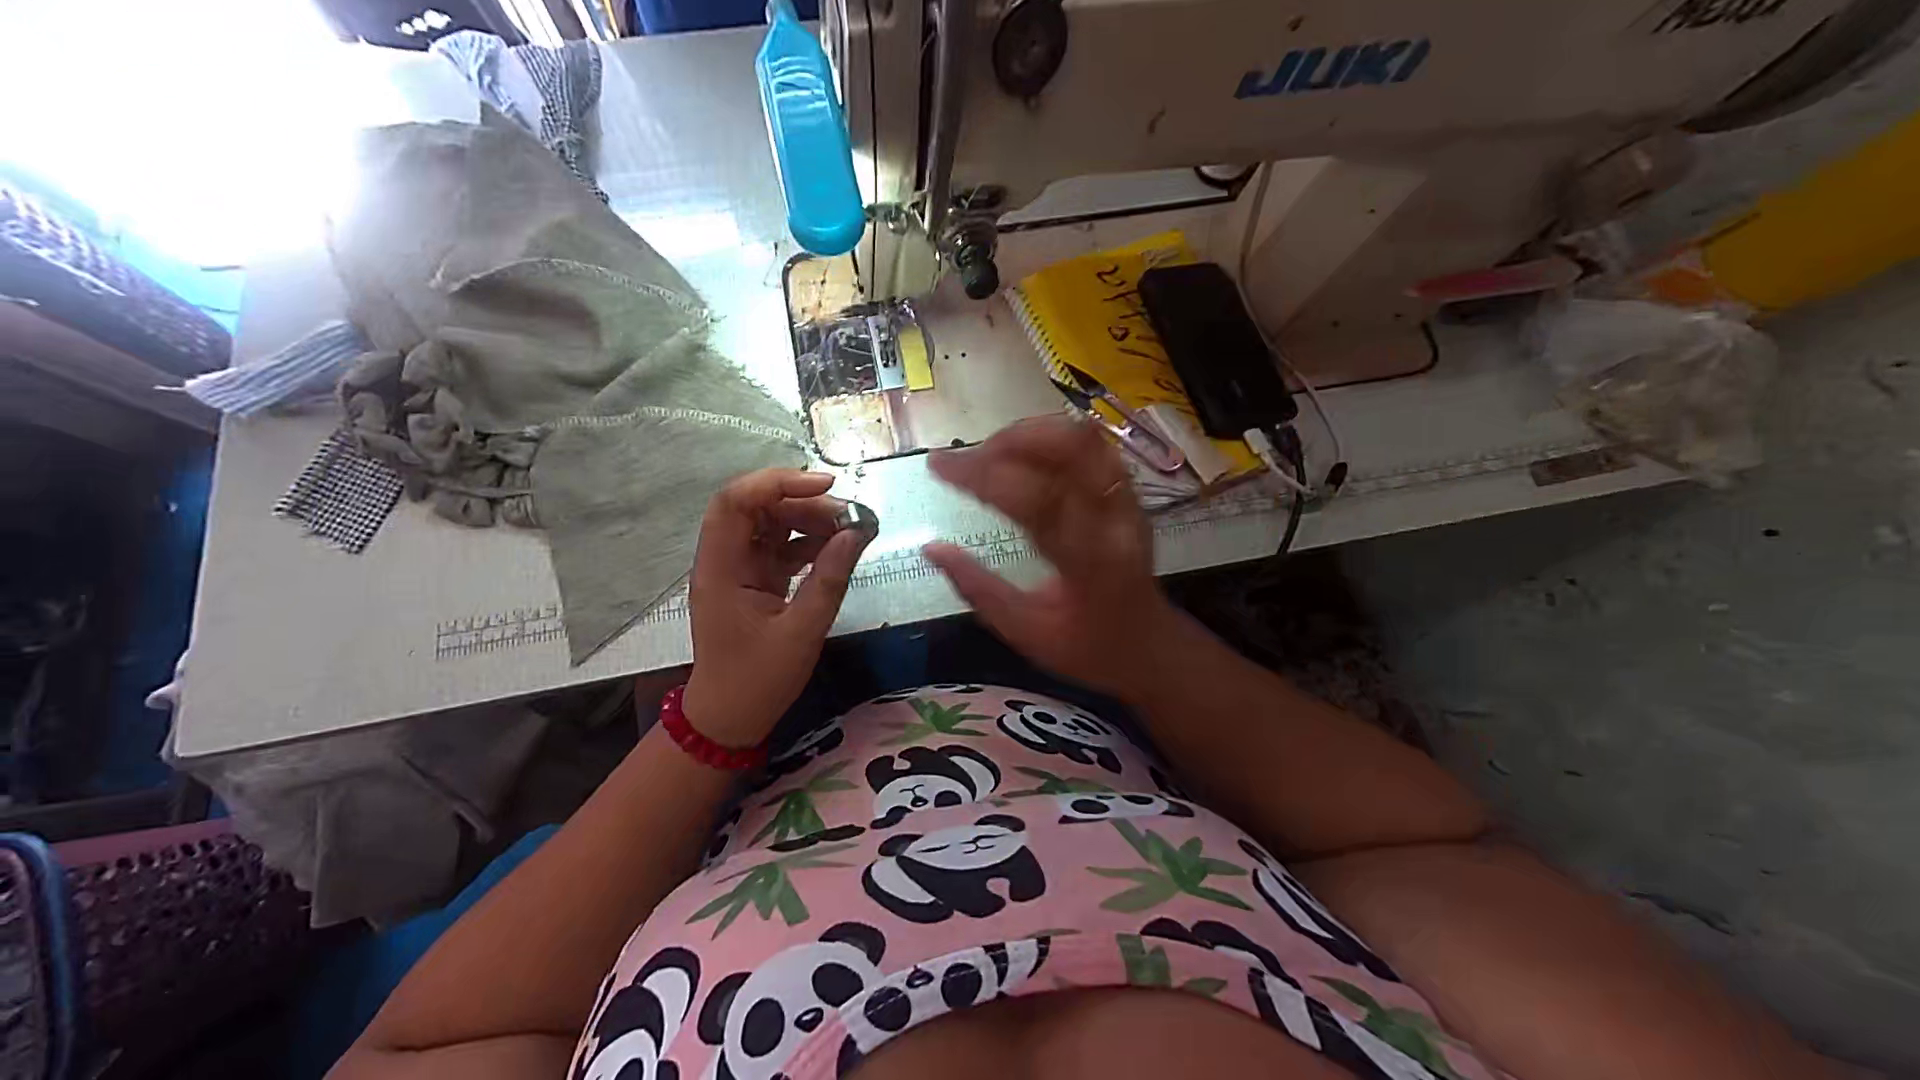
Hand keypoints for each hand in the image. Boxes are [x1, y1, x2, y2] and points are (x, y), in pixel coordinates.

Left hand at [683, 469, 871, 746]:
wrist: (730, 718)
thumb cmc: (758, 680)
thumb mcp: (802, 631)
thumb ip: (829, 579)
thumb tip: (857, 533)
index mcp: (721, 568)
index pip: (735, 502)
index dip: (776, 483)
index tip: (825, 485)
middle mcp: (724, 560)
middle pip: (755, 507)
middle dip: (803, 502)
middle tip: (849, 515)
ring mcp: (738, 568)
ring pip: (770, 524)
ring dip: (809, 520)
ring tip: (851, 529)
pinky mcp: (754, 579)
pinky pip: (780, 547)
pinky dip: (808, 542)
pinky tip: (837, 547)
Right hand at [923, 416, 1185, 697]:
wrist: (1149, 647)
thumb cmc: (1085, 648)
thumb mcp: (1024, 632)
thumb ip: (977, 588)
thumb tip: (931, 547)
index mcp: (1091, 562)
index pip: (1037, 501)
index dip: (983, 476)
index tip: (938, 466)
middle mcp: (1116, 520)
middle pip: (1071, 448)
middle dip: (1010, 440)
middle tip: (969, 458)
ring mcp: (1128, 500)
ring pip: (1084, 437)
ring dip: (1030, 433)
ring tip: (990, 452)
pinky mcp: (1128, 492)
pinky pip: (1091, 446)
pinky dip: (1049, 438)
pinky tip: (1020, 454)